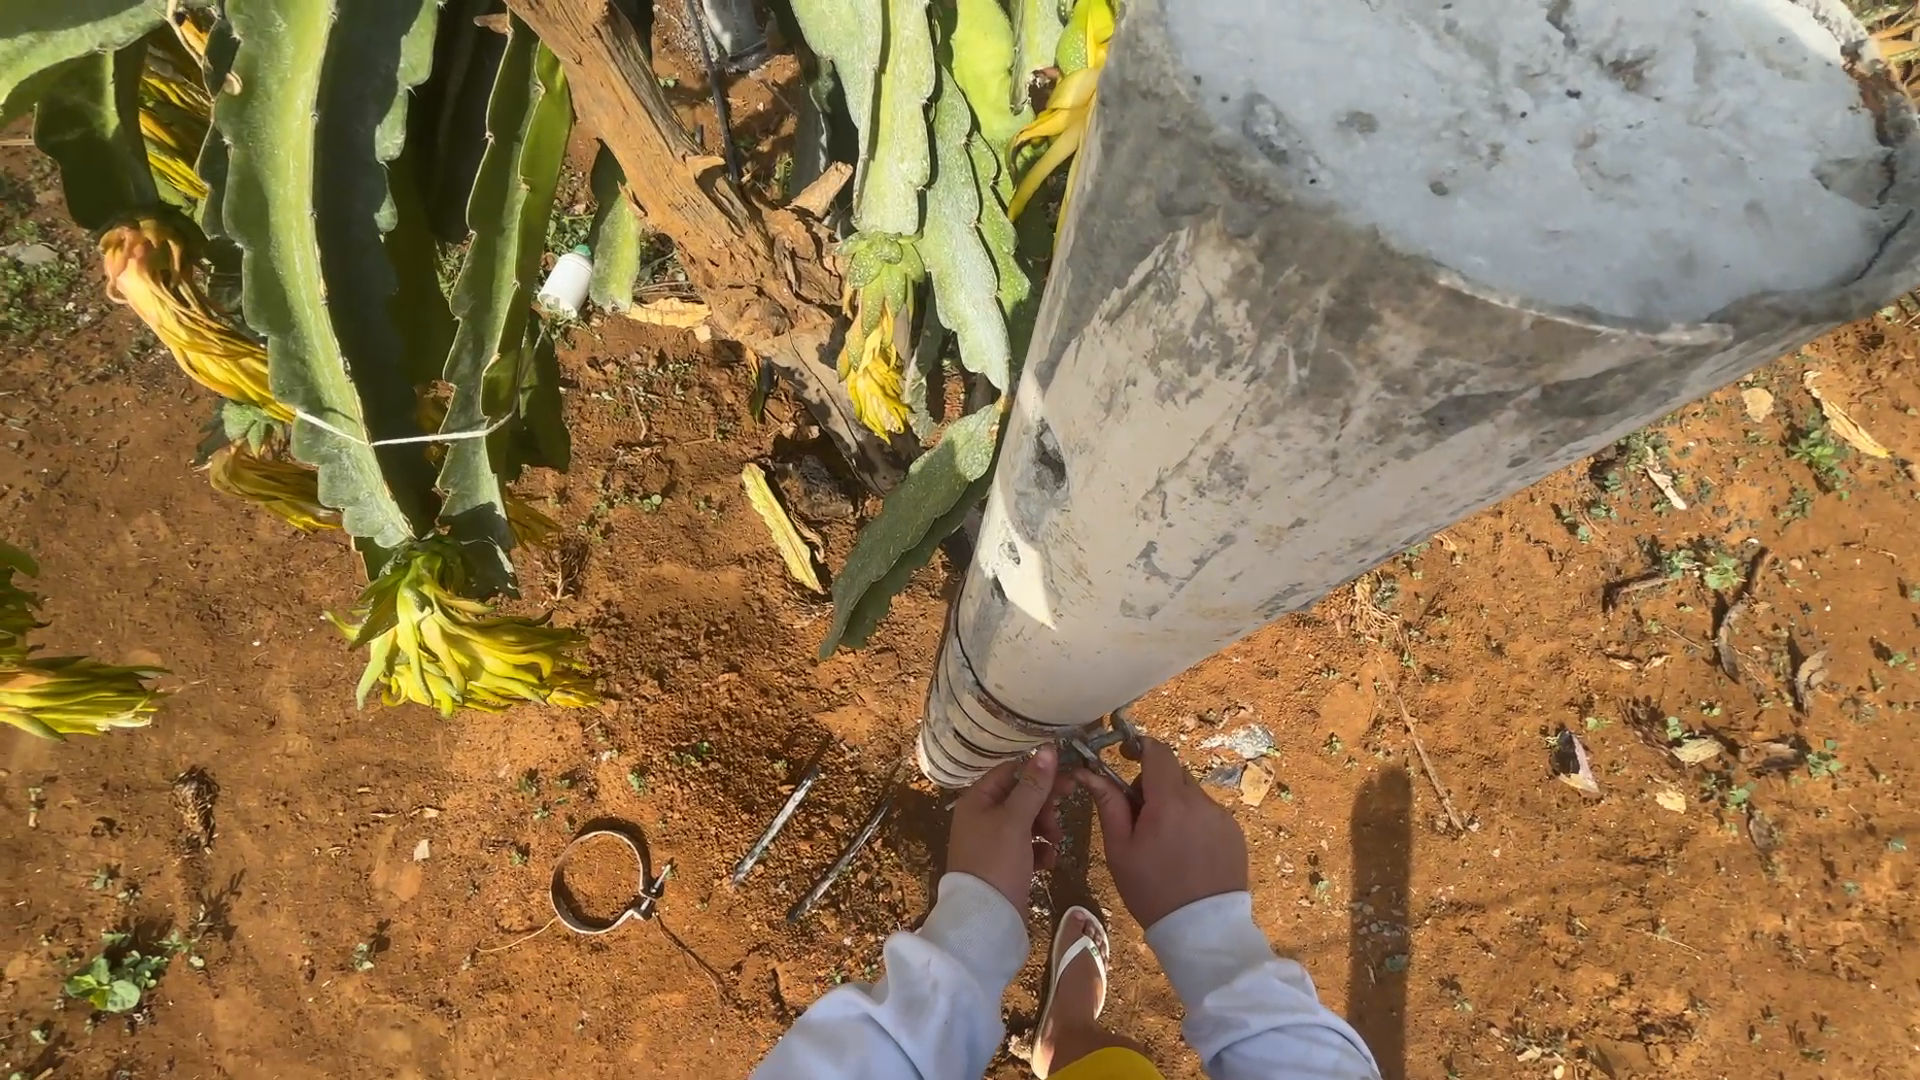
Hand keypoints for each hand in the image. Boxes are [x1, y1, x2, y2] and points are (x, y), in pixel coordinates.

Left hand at [948, 743, 1072, 908]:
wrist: (985, 922)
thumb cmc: (996, 862)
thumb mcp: (1016, 820)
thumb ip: (1033, 785)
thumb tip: (1048, 749)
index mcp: (977, 800)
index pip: (1010, 772)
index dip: (1038, 773)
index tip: (1066, 779)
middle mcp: (981, 817)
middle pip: (1020, 796)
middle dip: (1043, 805)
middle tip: (1060, 813)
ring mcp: (992, 842)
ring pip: (1027, 822)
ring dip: (1045, 827)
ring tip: (1054, 842)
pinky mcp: (1004, 864)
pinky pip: (1027, 847)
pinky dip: (1040, 850)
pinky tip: (1049, 861)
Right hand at [1078, 736, 1248, 928]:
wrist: (1203, 933)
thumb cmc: (1152, 891)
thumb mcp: (1120, 849)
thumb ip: (1108, 804)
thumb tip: (1088, 772)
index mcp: (1169, 802)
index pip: (1157, 751)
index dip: (1140, 747)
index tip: (1126, 756)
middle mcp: (1200, 801)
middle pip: (1173, 772)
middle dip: (1154, 783)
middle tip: (1141, 815)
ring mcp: (1222, 817)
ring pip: (1191, 793)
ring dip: (1175, 803)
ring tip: (1166, 840)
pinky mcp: (1235, 833)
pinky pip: (1208, 812)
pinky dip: (1193, 820)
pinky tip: (1187, 852)